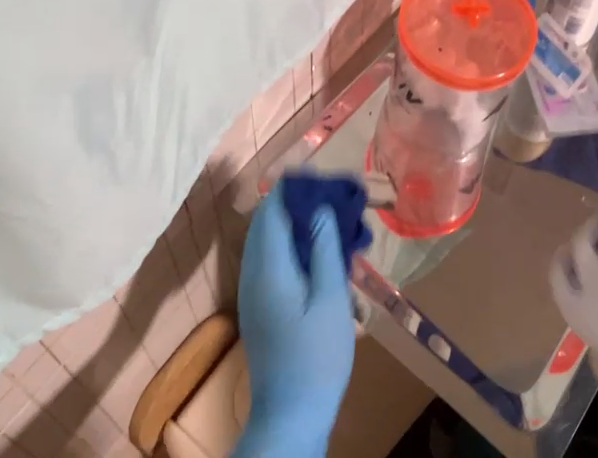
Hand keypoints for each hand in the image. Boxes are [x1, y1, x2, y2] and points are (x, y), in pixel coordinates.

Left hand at [235, 181, 355, 456]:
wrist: (291, 414)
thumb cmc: (316, 356)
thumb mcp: (330, 299)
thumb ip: (325, 249)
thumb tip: (319, 208)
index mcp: (267, 266)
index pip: (272, 209)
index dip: (297, 189)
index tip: (328, 182)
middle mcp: (253, 273)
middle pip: (271, 222)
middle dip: (306, 208)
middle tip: (343, 207)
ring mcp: (254, 291)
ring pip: (275, 243)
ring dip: (306, 231)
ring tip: (345, 233)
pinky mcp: (261, 306)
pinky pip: (277, 263)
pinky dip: (301, 252)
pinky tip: (331, 262)